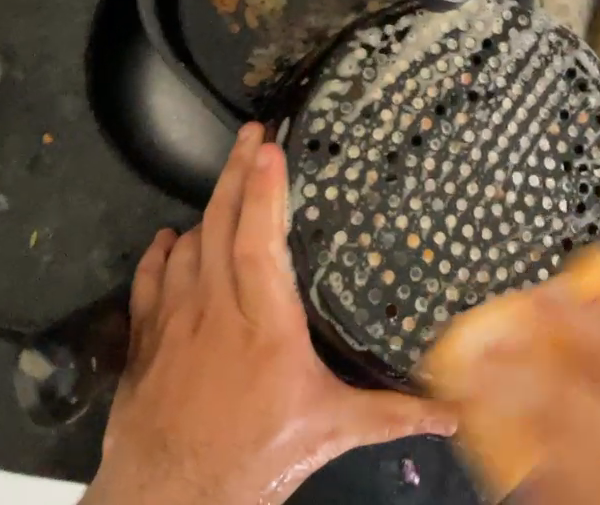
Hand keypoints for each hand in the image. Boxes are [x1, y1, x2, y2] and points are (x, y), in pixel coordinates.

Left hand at [83, 123, 456, 504]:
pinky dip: (161, 252)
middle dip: (235, 173)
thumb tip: (455, 415)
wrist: (167, 502)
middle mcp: (216, 311)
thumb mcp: (332, 433)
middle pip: (220, 226)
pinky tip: (172, 235)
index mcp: (265, 323)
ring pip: (187, 247)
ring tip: (227, 179)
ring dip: (206, 209)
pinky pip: (149, 281)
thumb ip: (393, 415)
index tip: (269, 148)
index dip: (263, 191)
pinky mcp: (144, 343)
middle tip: (249, 132)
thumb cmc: (255, 458)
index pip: (259, 241)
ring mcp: (173, 324)